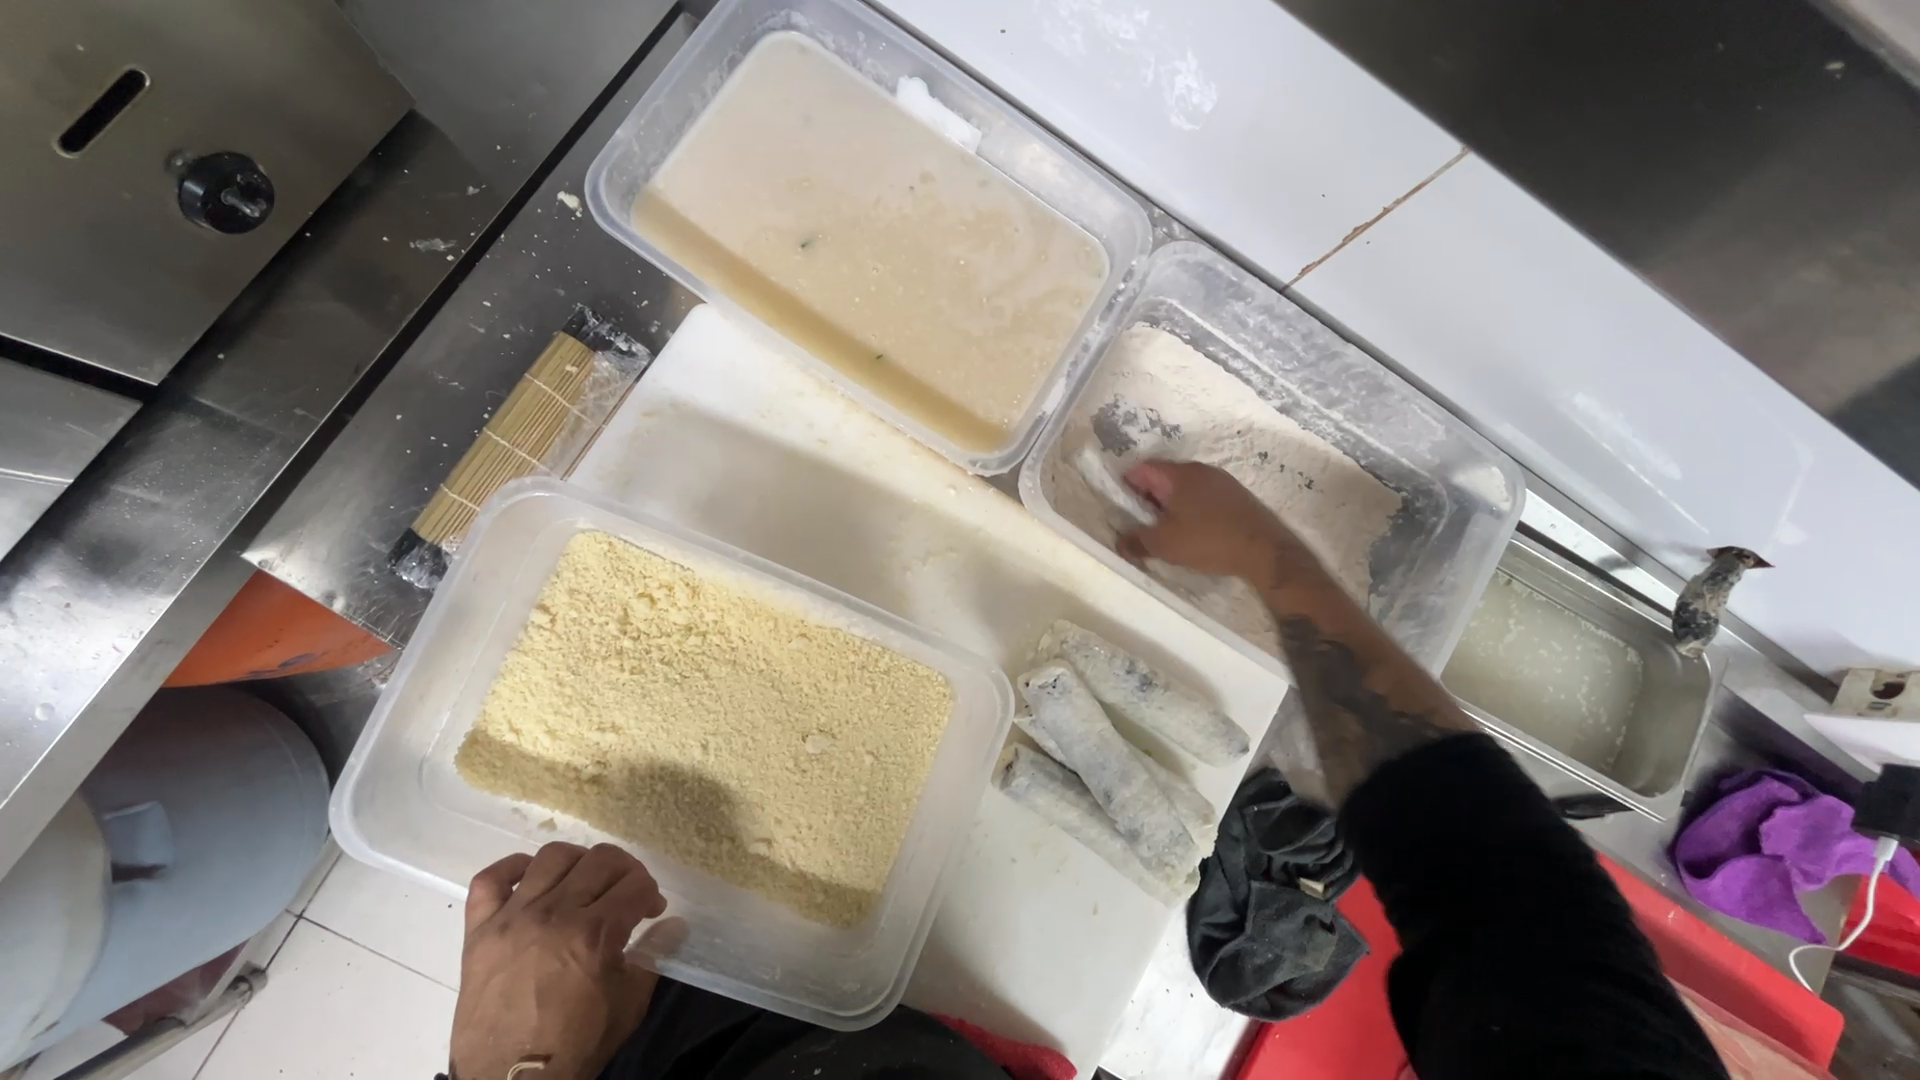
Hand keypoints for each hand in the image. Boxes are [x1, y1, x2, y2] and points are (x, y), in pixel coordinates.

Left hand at [449, 843, 666, 1079]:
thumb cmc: (576, 1044)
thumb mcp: (630, 1002)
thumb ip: (654, 954)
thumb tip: (674, 924)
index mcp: (594, 933)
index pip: (637, 884)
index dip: (651, 894)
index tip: (651, 911)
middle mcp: (555, 913)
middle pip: (601, 860)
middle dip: (625, 871)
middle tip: (626, 894)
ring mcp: (512, 918)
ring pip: (552, 857)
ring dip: (579, 862)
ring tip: (584, 882)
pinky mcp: (479, 931)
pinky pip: (490, 878)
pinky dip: (512, 868)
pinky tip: (530, 878)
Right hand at [1117, 461, 1327, 591]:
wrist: (1264, 551)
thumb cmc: (1208, 540)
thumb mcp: (1164, 544)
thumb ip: (1137, 541)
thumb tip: (1119, 542)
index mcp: (1179, 475)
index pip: (1143, 468)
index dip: (1127, 484)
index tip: (1121, 504)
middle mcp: (1200, 470)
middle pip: (1164, 476)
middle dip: (1148, 496)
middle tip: (1139, 520)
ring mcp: (1222, 481)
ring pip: (1185, 487)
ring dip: (1170, 503)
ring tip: (1164, 528)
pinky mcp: (1236, 496)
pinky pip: (1203, 495)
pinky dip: (1190, 508)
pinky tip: (1191, 529)